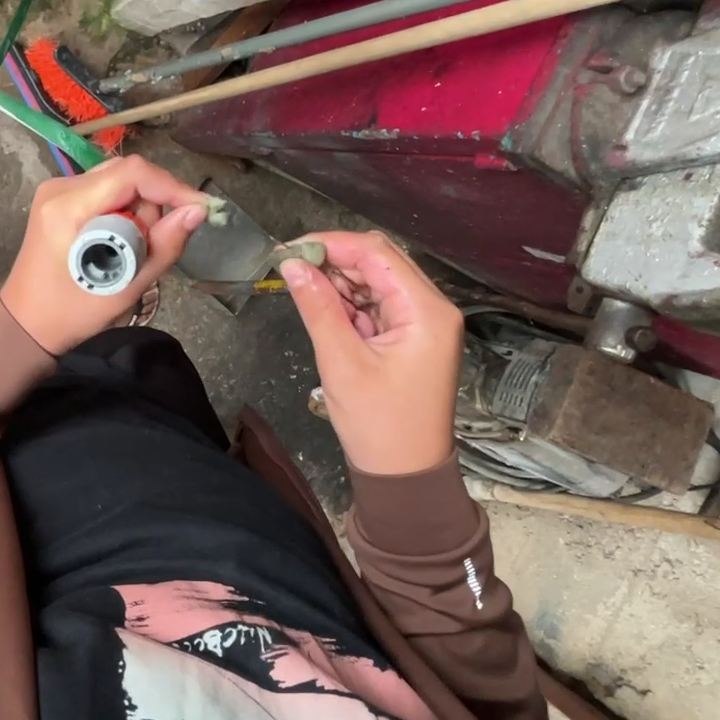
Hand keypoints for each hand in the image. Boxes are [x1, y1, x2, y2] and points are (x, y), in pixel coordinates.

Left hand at [0, 155, 209, 353]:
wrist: (26, 322)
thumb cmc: (72, 313)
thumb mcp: (126, 287)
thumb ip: (164, 245)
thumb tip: (197, 212)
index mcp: (68, 207)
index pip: (131, 173)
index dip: (171, 187)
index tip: (199, 209)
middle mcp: (60, 187)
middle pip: (127, 173)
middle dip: (153, 203)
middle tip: (154, 244)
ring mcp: (57, 189)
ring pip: (119, 180)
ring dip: (139, 208)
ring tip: (132, 248)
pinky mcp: (61, 197)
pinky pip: (107, 190)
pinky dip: (124, 210)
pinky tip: (120, 240)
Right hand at [281, 231, 462, 475]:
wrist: (405, 474)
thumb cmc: (377, 422)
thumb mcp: (341, 361)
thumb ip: (317, 306)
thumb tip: (291, 263)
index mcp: (425, 310)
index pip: (376, 254)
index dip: (330, 244)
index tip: (288, 250)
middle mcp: (431, 307)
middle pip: (379, 261)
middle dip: (333, 260)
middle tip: (289, 267)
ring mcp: (423, 322)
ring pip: (375, 280)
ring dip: (339, 281)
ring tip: (302, 290)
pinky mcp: (410, 336)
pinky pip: (376, 303)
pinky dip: (348, 301)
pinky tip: (323, 307)